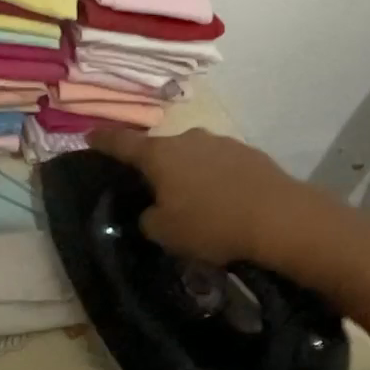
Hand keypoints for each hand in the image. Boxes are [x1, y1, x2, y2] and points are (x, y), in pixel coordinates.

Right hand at [88, 127, 332, 264]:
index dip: (103, 140)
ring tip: (195, 200)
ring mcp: (220, 141)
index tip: (89, 136)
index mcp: (159, 155)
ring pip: (193, 156)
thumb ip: (149, 219)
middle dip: (155, 166)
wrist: (280, 218)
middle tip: (154, 189)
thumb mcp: (166, 233)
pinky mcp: (248, 152)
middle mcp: (187, 139)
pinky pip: (221, 164)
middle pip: (161, 150)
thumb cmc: (212, 224)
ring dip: (189, 172)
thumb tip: (152, 211)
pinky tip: (225, 201)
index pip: (121, 142)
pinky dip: (216, 178)